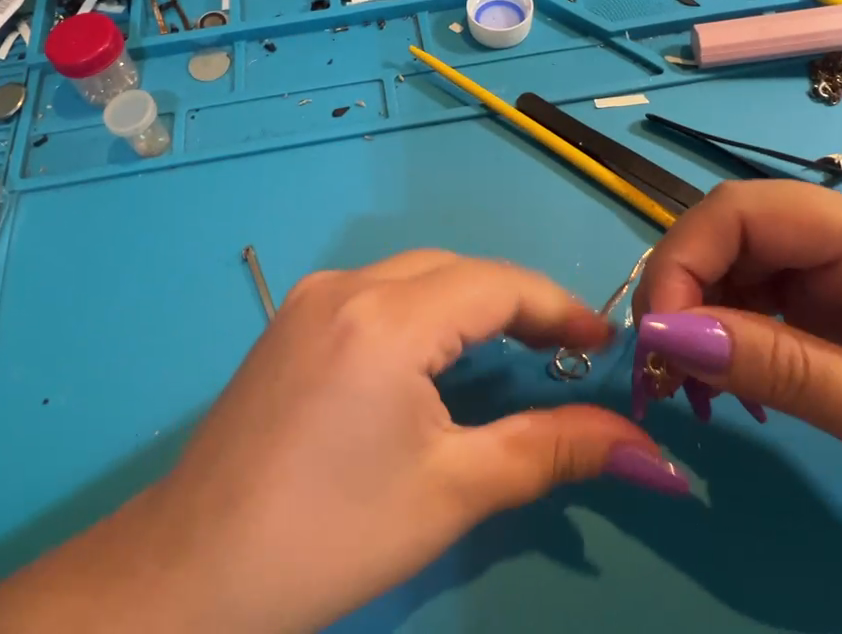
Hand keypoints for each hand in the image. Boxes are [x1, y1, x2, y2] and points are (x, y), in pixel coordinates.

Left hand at [78, 251, 686, 631]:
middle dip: (516, 304)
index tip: (605, 345)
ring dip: (468, 306)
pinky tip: (435, 362)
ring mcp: (308, 300)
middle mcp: (345, 285)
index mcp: (387, 316)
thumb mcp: (454, 490)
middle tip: (564, 356)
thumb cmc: (332, 533)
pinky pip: (375, 295)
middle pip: (455, 271)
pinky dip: (422, 314)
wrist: (193, 571)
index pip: (497, 284)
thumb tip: (647, 450)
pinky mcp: (288, 325)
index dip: (559, 308)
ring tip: (512, 358)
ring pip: (413, 277)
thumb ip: (553, 451)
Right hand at [632, 180, 841, 548]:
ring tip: (695, 395)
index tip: (657, 341)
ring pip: (741, 268)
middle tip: (665, 377)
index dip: (683, 259)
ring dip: (702, 322)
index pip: (747, 210)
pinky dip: (733, 341)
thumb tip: (665, 335)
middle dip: (683, 294)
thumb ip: (784, 371)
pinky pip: (766, 304)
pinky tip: (736, 391)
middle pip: (735, 233)